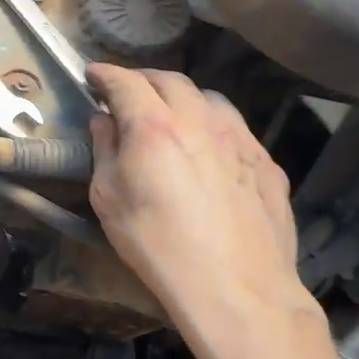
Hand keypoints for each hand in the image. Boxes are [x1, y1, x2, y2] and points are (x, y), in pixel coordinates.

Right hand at [86, 65, 313, 354]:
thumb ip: (105, 150)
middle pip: (172, 81)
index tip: (92, 74)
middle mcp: (200, 122)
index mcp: (154, 128)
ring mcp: (240, 140)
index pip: (127, 83)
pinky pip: (236, 127)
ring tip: (168, 113)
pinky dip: (212, 122)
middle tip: (124, 91)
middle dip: (143, 79)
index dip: (106, 74)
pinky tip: (205, 146)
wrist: (233, 285)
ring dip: (182, 97)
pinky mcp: (267, 163)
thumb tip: (106, 121)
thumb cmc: (155, 242)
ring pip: (210, 98)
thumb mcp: (107, 197)